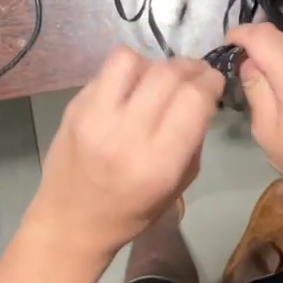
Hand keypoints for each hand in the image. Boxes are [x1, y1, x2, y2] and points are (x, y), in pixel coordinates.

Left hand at [29, 47, 222, 258]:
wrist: (69, 222)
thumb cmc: (131, 212)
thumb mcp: (177, 185)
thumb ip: (193, 139)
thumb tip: (202, 96)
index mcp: (157, 163)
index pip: (193, 99)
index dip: (210, 81)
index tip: (214, 81)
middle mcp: (125, 135)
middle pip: (167, 74)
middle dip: (189, 66)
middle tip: (194, 73)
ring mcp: (94, 117)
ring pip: (130, 59)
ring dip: (152, 63)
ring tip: (156, 79)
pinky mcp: (74, 107)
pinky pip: (106, 70)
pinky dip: (126, 72)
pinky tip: (130, 88)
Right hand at [226, 22, 282, 208]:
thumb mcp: (266, 134)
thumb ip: (255, 89)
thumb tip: (247, 59)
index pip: (263, 37)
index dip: (241, 34)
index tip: (229, 45)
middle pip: (281, 36)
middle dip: (260, 47)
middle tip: (250, 70)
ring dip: (282, 56)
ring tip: (279, 84)